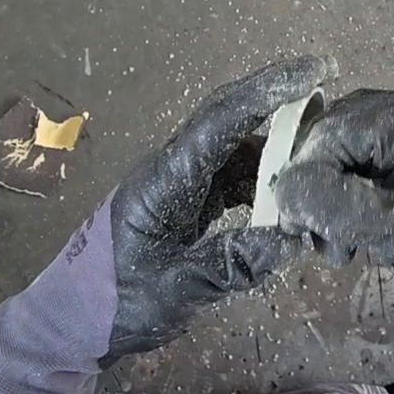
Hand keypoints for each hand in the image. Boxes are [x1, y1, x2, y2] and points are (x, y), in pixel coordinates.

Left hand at [0, 55, 331, 393]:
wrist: (68, 322)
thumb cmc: (112, 304)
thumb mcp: (174, 291)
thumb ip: (231, 263)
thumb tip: (291, 237)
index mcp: (165, 179)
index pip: (221, 120)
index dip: (268, 92)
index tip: (312, 72)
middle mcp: (173, 167)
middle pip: (228, 116)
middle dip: (276, 94)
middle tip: (324, 78)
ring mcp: (179, 181)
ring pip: (234, 144)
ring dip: (275, 139)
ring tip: (318, 139)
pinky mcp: (185, 199)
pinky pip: (231, 173)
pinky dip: (262, 175)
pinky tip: (288, 188)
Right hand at [273, 89, 393, 335]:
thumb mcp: (391, 228)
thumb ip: (335, 206)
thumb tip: (281, 189)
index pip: (329, 135)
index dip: (304, 180)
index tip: (299, 229)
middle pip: (326, 138)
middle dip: (314, 191)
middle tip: (320, 241)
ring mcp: (392, 120)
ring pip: (329, 149)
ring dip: (323, 195)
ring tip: (338, 242)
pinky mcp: (388, 138)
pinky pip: (344, 156)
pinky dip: (337, 191)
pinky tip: (346, 227)